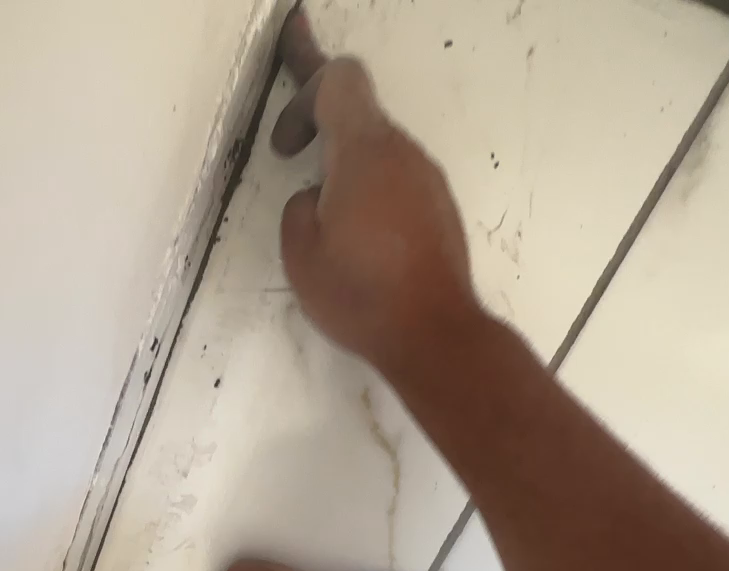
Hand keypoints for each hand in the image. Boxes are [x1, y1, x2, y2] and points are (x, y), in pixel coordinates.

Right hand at [272, 10, 482, 373]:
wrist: (431, 334)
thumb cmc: (360, 294)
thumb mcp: (301, 255)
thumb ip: (298, 211)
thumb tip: (316, 201)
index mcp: (365, 153)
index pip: (340, 80)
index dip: (305, 96)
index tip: (287, 147)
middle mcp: (405, 155)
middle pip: (362, 119)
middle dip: (322, 134)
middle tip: (293, 160)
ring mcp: (430, 183)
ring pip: (382, 156)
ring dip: (348, 171)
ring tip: (327, 218)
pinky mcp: (441, 213)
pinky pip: (400, 187)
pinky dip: (373, 197)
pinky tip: (361, 245)